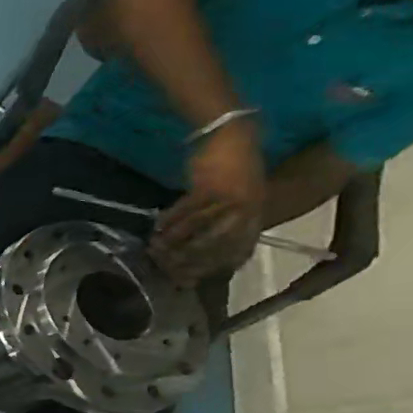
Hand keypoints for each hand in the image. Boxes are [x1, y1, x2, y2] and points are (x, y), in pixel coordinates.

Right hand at [152, 122, 264, 283]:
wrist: (234, 135)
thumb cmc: (238, 164)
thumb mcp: (244, 194)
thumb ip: (232, 218)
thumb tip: (208, 243)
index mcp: (257, 213)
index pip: (239, 249)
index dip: (217, 266)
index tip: (196, 276)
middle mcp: (245, 210)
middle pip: (217, 244)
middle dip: (192, 259)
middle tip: (170, 268)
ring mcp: (227, 199)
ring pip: (197, 229)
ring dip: (175, 241)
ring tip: (156, 249)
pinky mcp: (207, 188)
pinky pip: (185, 210)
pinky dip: (170, 220)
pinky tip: (157, 226)